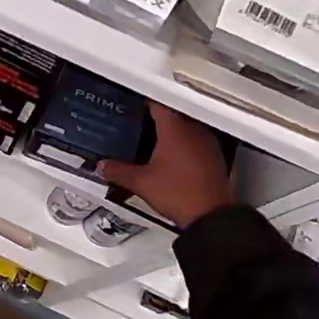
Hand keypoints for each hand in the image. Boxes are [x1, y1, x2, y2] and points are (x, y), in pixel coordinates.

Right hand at [97, 103, 232, 229]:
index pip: (157, 103)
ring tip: (156, 141)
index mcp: (174, 130)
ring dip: (172, 131)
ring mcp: (207, 142)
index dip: (144, 102)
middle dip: (156, 117)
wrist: (210, 216)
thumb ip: (118, 171)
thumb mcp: (142, 183)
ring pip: (187, 126)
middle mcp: (193, 131)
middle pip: (172, 113)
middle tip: (141, 123)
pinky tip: (175, 158)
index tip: (136, 104)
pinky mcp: (214, 156)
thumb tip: (104, 166)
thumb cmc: (181, 195)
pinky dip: (185, 144)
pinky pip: (197, 140)